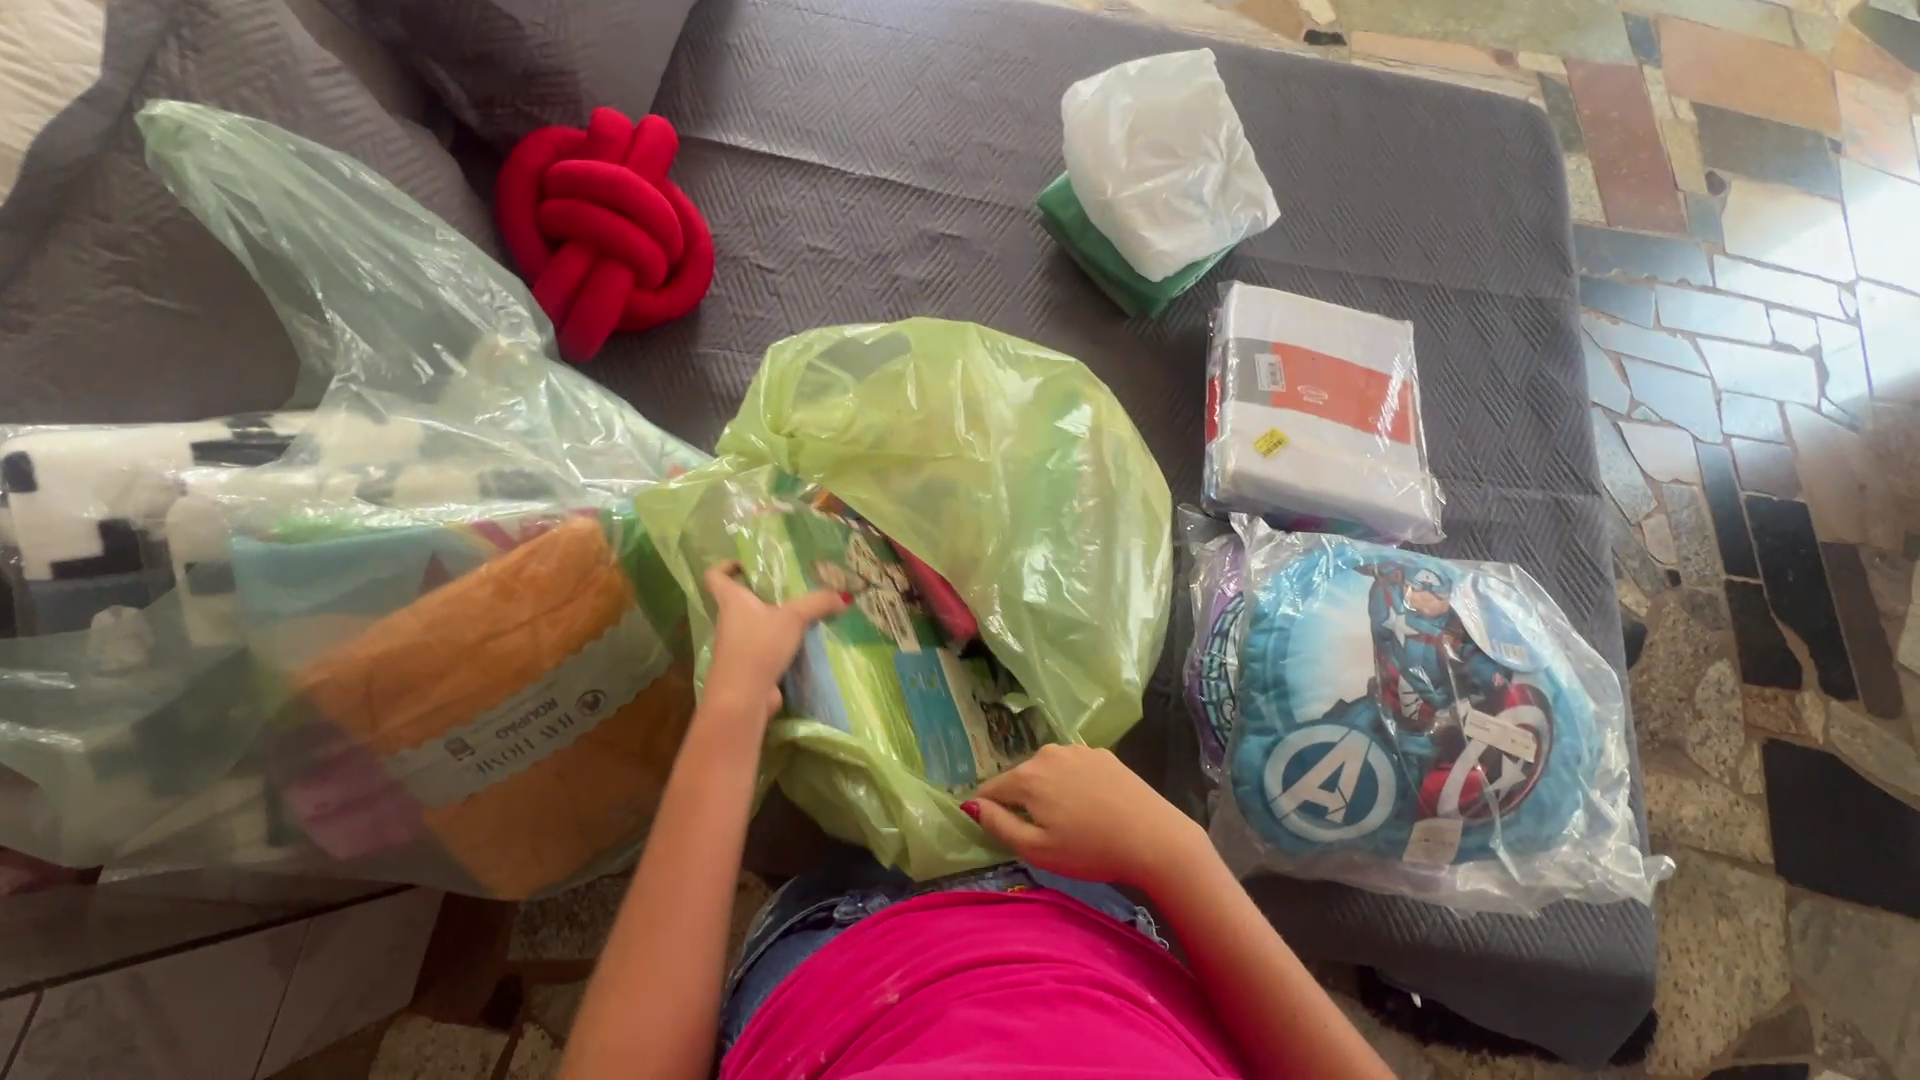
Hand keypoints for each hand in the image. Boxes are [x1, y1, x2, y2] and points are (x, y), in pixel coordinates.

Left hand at [702, 561, 848, 719]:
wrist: (743, 698)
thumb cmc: (759, 646)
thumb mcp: (794, 618)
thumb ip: (818, 603)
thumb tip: (844, 596)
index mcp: (732, 601)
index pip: (715, 576)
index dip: (725, 565)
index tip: (744, 564)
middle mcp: (729, 622)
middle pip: (740, 601)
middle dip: (763, 594)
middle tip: (791, 589)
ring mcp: (737, 647)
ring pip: (755, 626)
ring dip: (775, 622)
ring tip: (804, 616)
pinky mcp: (748, 668)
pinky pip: (765, 649)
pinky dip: (781, 646)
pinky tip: (803, 644)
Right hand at [965, 744, 1208, 889]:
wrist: (1154, 839)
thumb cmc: (1090, 850)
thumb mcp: (1037, 849)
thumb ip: (998, 825)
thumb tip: (972, 804)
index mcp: (1027, 776)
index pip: (990, 789)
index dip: (989, 810)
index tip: (1001, 830)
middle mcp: (1048, 753)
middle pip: (1020, 778)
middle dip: (1022, 800)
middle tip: (1044, 832)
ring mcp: (1078, 749)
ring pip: (1048, 770)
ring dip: (1049, 790)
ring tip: (1070, 820)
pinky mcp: (1103, 754)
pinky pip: (1074, 767)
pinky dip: (1074, 782)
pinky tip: (1092, 805)